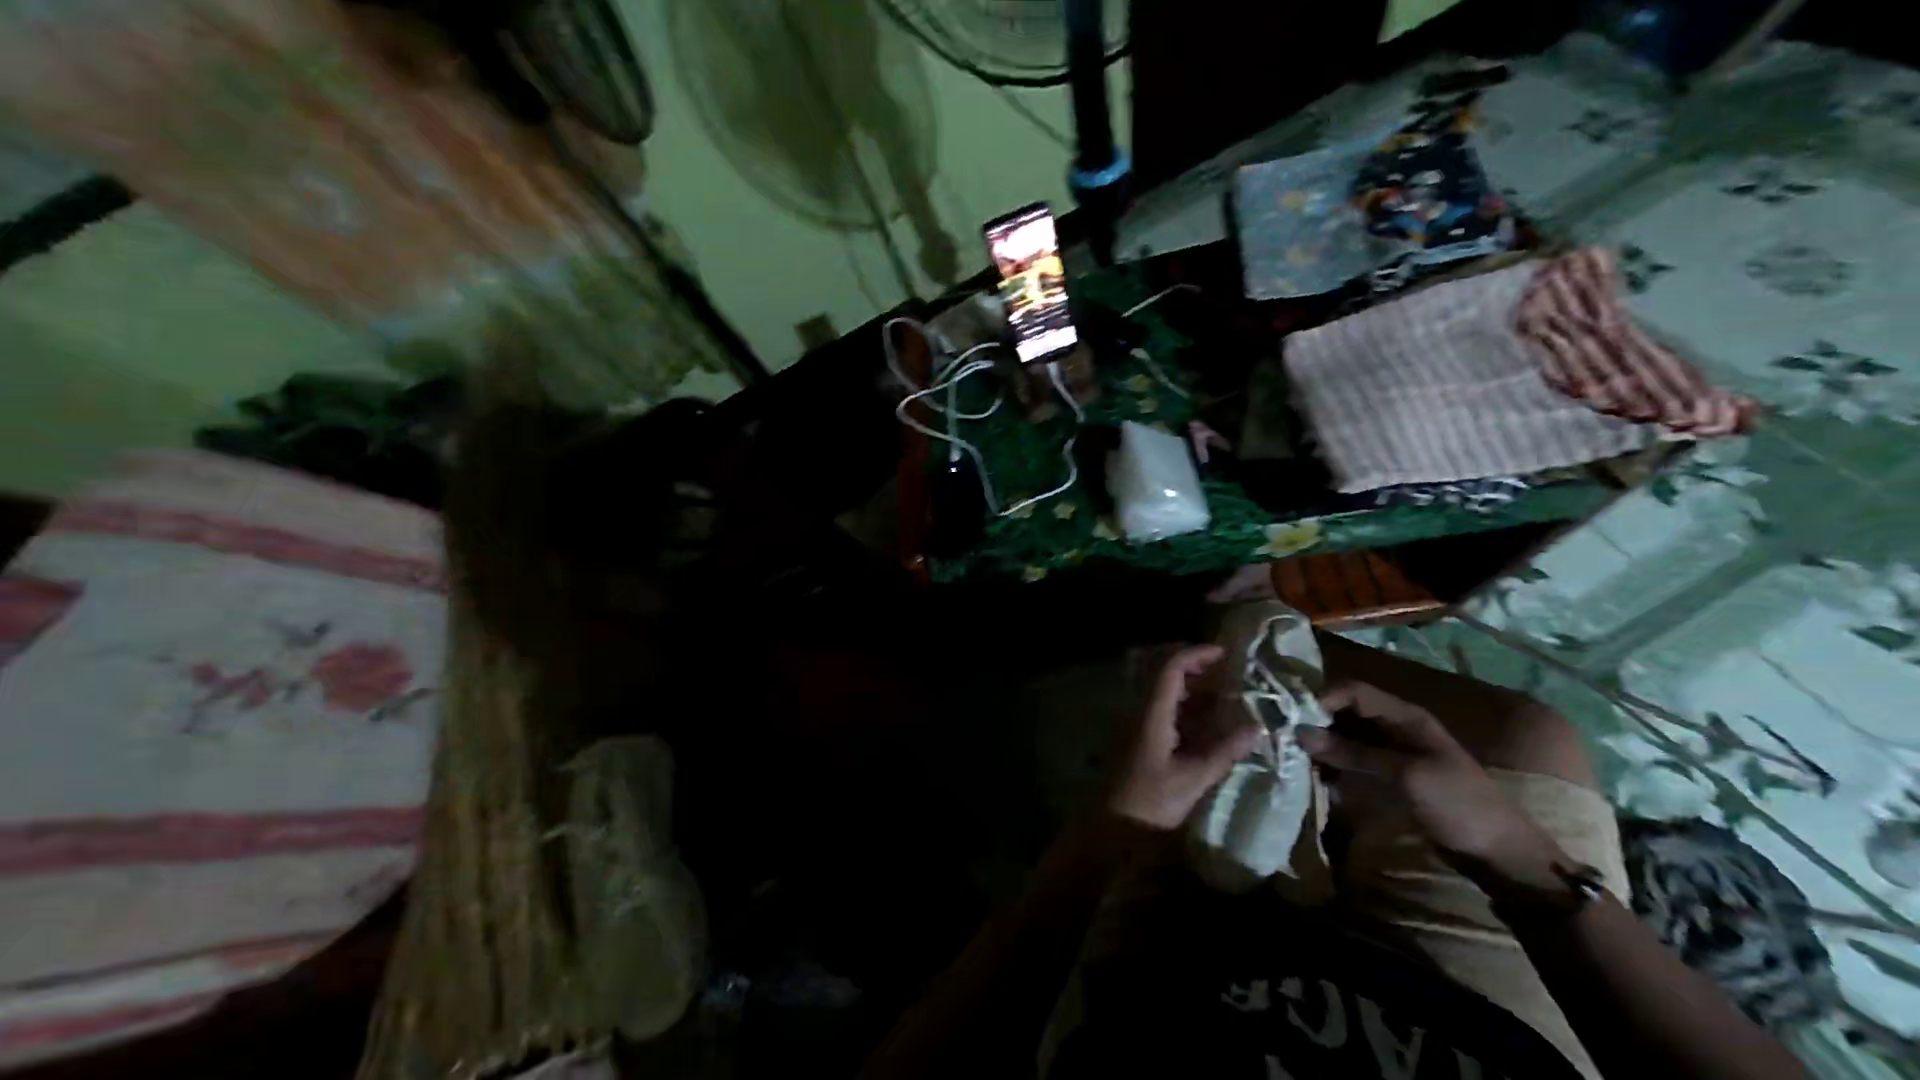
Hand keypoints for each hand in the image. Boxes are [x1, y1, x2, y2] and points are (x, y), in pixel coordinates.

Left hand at [1107, 645, 1263, 829]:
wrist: (1110, 826)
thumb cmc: (1150, 802)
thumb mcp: (1193, 779)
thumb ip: (1224, 751)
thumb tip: (1258, 728)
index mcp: (1151, 713)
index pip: (1170, 668)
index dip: (1196, 654)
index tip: (1226, 653)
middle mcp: (1140, 710)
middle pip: (1164, 673)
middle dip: (1196, 666)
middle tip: (1230, 671)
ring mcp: (1137, 722)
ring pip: (1163, 690)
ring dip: (1192, 686)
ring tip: (1227, 692)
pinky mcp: (1138, 737)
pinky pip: (1163, 708)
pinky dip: (1185, 705)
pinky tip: (1209, 719)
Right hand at [1299, 681, 1565, 888]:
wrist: (1500, 854)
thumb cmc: (1458, 804)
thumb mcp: (1405, 774)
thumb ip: (1353, 752)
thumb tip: (1300, 732)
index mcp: (1405, 716)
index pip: (1353, 691)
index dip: (1322, 698)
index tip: (1294, 719)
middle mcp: (1395, 727)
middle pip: (1345, 711)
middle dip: (1316, 721)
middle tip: (1287, 739)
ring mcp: (1391, 752)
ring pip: (1345, 735)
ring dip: (1322, 744)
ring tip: (1296, 758)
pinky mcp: (1388, 775)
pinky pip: (1352, 759)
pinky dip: (1332, 763)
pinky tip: (1317, 775)